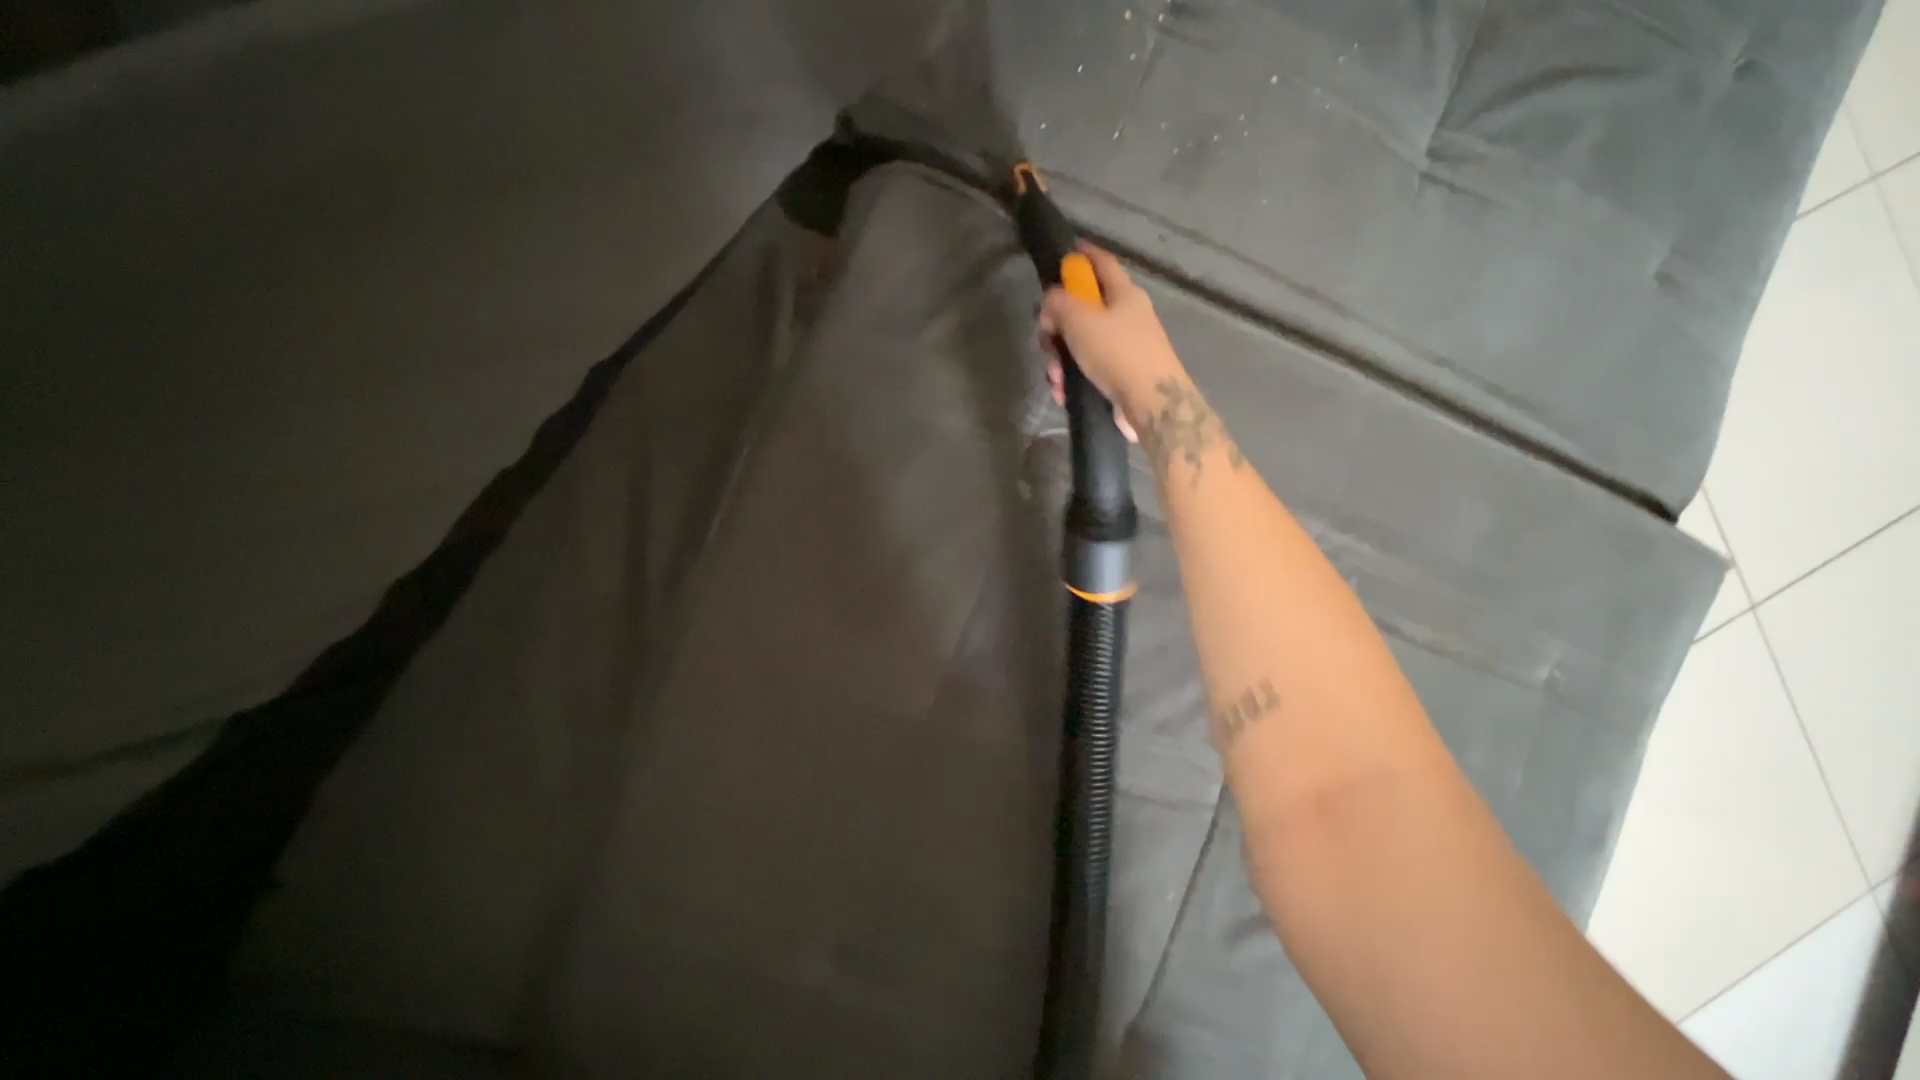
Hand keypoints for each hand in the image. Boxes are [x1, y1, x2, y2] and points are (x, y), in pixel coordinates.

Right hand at [1036, 243, 1186, 437]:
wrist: (1151, 404)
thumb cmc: (1117, 352)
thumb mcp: (1079, 319)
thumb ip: (1058, 303)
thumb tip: (1052, 304)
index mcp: (1124, 294)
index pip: (1102, 262)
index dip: (1084, 254)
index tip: (1066, 251)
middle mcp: (1128, 317)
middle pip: (1084, 310)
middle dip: (1058, 327)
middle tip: (1045, 341)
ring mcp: (1127, 348)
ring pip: (1082, 345)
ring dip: (1062, 360)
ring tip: (1056, 378)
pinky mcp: (1122, 377)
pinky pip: (1089, 371)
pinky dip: (1073, 380)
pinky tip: (1064, 393)